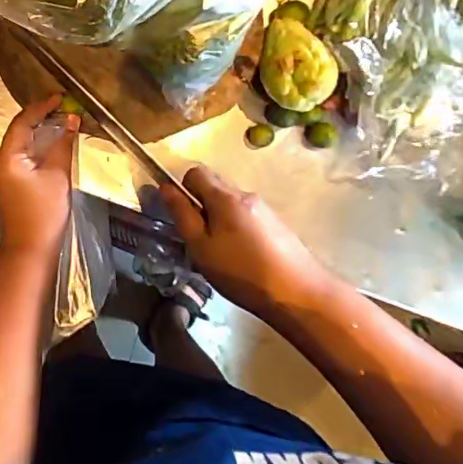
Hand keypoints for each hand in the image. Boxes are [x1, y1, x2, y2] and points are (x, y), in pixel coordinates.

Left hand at [0, 94, 78, 254]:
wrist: (30, 248)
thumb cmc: (44, 211)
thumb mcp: (57, 174)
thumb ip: (63, 144)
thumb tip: (71, 120)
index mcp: (7, 157)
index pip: (22, 123)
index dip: (41, 107)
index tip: (59, 98)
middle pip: (19, 132)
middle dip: (40, 118)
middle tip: (62, 108)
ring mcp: (2, 175)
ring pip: (20, 145)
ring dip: (40, 132)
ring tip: (61, 122)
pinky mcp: (9, 184)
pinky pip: (22, 157)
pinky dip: (37, 147)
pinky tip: (53, 144)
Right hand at [161, 167, 331, 314]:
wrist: (297, 291)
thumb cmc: (242, 272)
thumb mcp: (202, 248)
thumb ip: (183, 215)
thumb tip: (165, 187)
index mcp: (225, 196)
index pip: (196, 172)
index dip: (182, 188)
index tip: (179, 214)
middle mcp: (245, 194)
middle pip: (214, 187)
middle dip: (200, 206)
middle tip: (197, 240)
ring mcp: (263, 208)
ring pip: (230, 204)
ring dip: (218, 220)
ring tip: (218, 254)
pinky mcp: (274, 223)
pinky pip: (245, 216)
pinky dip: (235, 229)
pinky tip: (240, 257)